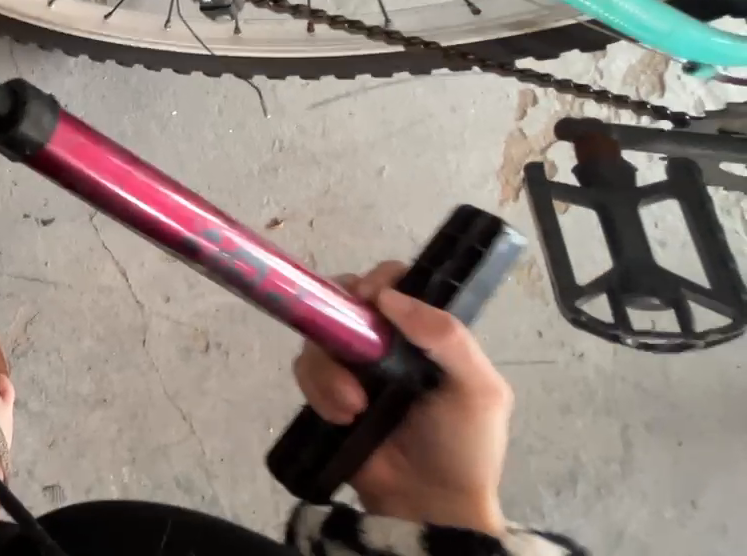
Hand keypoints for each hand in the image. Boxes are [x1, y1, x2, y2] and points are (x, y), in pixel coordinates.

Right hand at [293, 261, 512, 535]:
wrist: (427, 501)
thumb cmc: (461, 445)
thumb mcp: (479, 391)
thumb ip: (447, 338)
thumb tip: (388, 296)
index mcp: (422, 335)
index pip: (394, 284)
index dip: (377, 281)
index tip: (368, 299)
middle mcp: (382, 341)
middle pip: (343, 301)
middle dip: (340, 322)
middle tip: (350, 348)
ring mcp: (350, 364)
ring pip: (318, 336)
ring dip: (330, 370)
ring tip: (352, 406)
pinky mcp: (323, 387)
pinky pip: (303, 368)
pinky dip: (319, 390)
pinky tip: (342, 416)